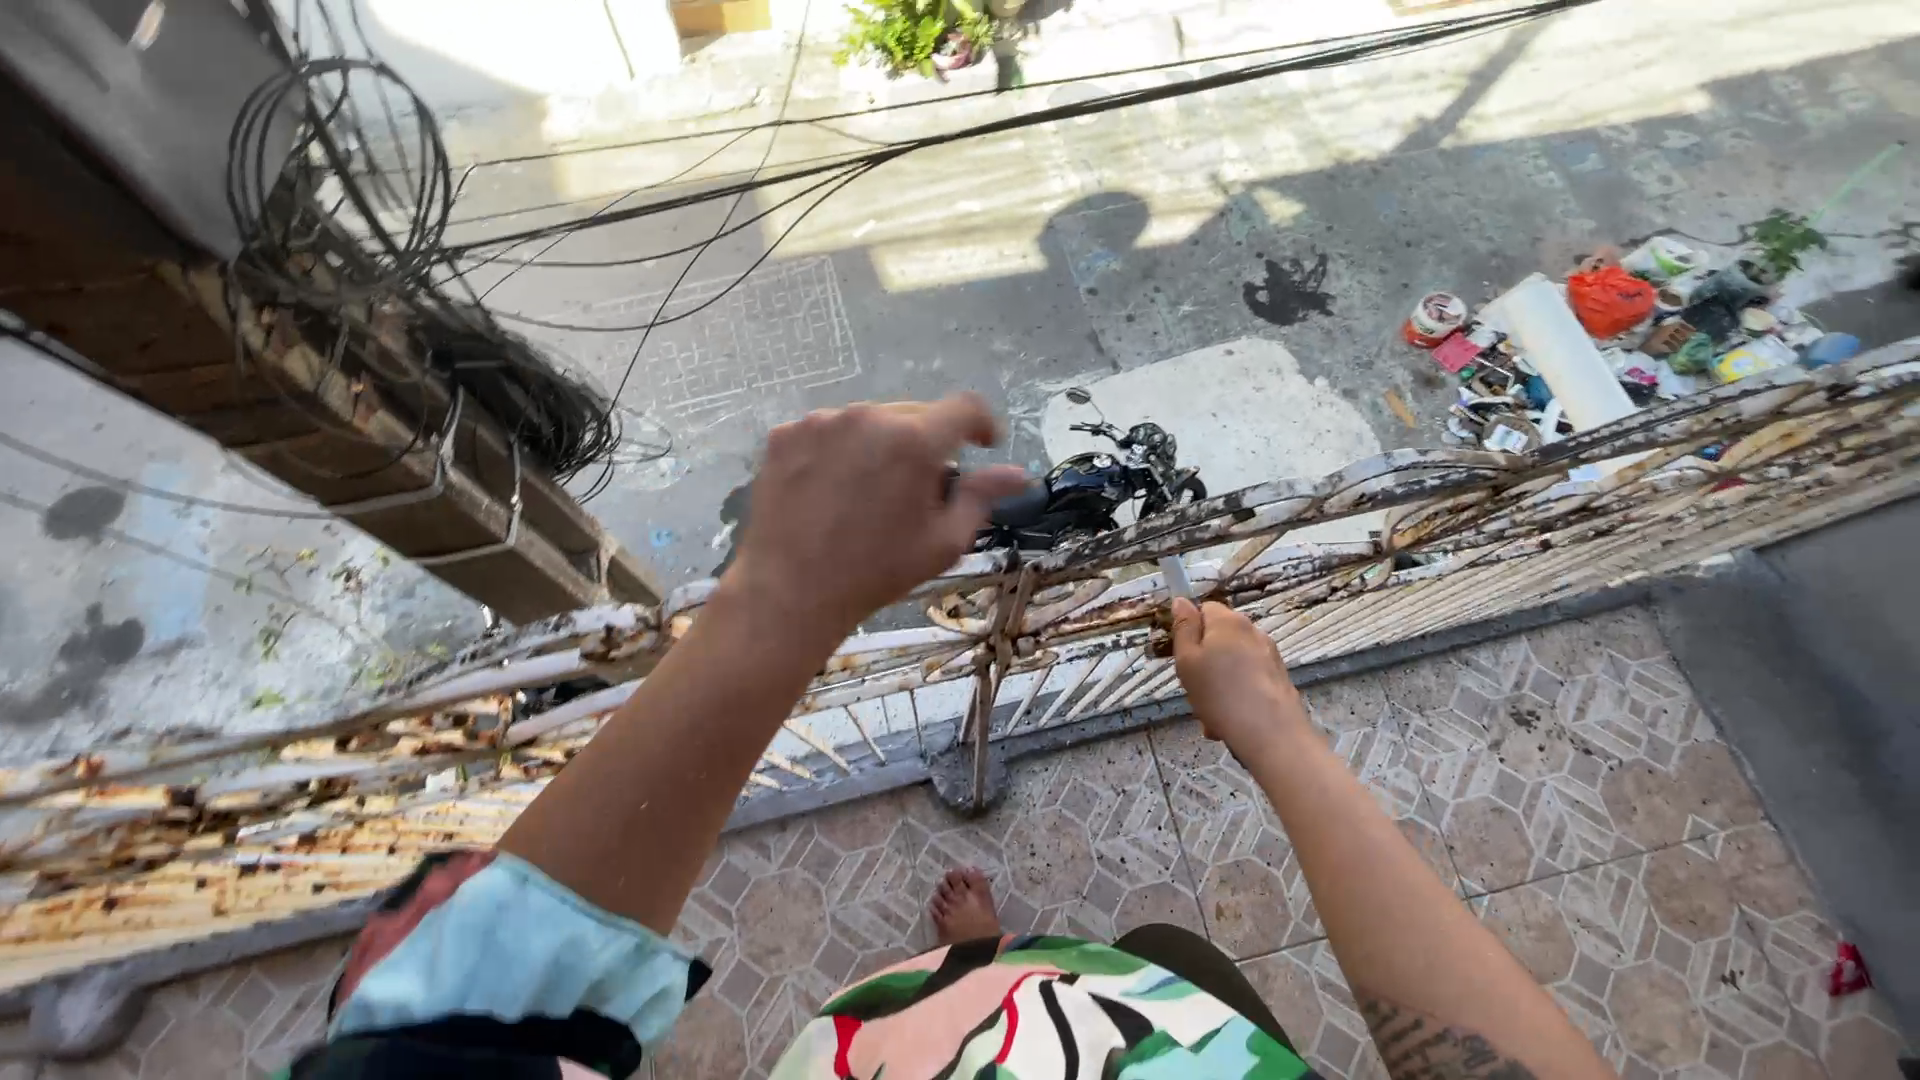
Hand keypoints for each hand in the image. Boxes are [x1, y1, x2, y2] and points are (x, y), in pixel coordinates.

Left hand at [724, 395, 1029, 642]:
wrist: (790, 591)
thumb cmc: (877, 572)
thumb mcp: (943, 541)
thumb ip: (982, 497)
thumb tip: (1018, 473)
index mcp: (915, 440)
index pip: (964, 408)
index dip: (981, 423)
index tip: (983, 443)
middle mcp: (869, 416)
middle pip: (914, 415)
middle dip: (926, 444)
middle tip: (919, 487)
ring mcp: (821, 422)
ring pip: (868, 422)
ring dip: (880, 446)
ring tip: (869, 493)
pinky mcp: (785, 434)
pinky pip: (827, 432)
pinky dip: (838, 452)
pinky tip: (831, 490)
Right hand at [1170, 598, 1306, 751]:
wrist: (1270, 733)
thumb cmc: (1219, 693)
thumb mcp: (1187, 660)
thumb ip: (1183, 628)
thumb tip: (1181, 600)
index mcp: (1228, 621)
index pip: (1205, 609)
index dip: (1191, 629)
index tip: (1184, 655)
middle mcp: (1253, 631)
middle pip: (1221, 638)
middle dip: (1206, 660)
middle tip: (1195, 688)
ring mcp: (1270, 655)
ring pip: (1234, 662)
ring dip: (1220, 680)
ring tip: (1211, 712)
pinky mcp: (1280, 678)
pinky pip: (1249, 679)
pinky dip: (1238, 693)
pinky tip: (1230, 720)